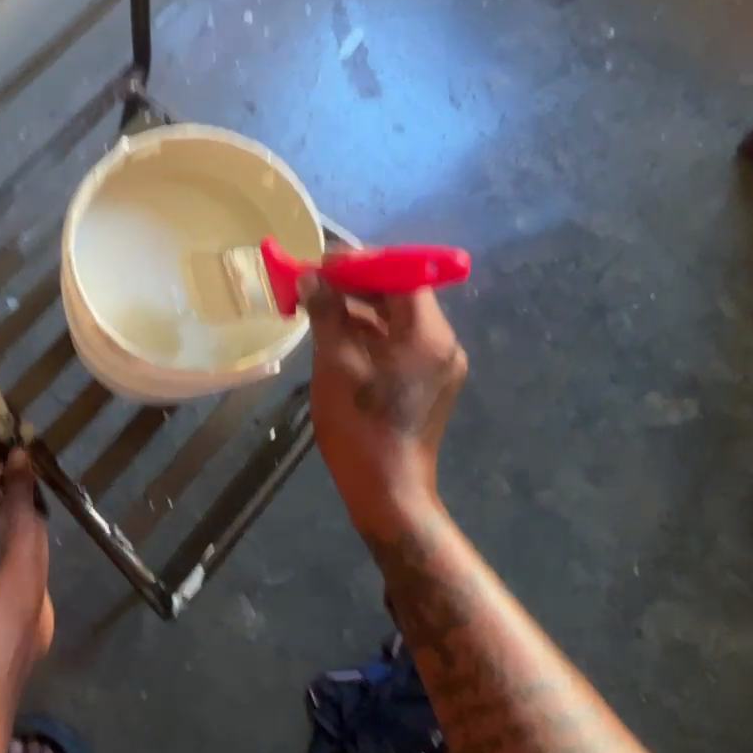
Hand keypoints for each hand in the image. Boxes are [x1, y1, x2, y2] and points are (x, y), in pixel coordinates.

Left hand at [0, 446, 53, 659]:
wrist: (14, 615)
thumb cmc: (14, 557)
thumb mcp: (19, 511)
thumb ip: (18, 480)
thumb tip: (16, 450)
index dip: (3, 448)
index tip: (26, 435)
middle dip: (18, 469)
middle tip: (46, 457)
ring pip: (10, 504)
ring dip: (27, 494)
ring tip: (51, 481)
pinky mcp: (12, 556)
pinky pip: (21, 525)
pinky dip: (32, 516)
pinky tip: (49, 515)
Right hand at [303, 274, 467, 535]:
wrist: (386, 490)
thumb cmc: (360, 425)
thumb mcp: (335, 362)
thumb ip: (326, 313)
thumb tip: (310, 278)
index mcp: (428, 335)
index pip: (401, 276)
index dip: (361, 263)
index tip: (322, 262)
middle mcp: (442, 344)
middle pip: (400, 295)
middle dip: (355, 284)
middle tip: (312, 282)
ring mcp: (437, 364)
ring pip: (395, 319)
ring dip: (358, 308)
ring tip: (317, 305)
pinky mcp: (426, 382)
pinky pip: (397, 341)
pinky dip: (367, 332)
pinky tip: (334, 333)